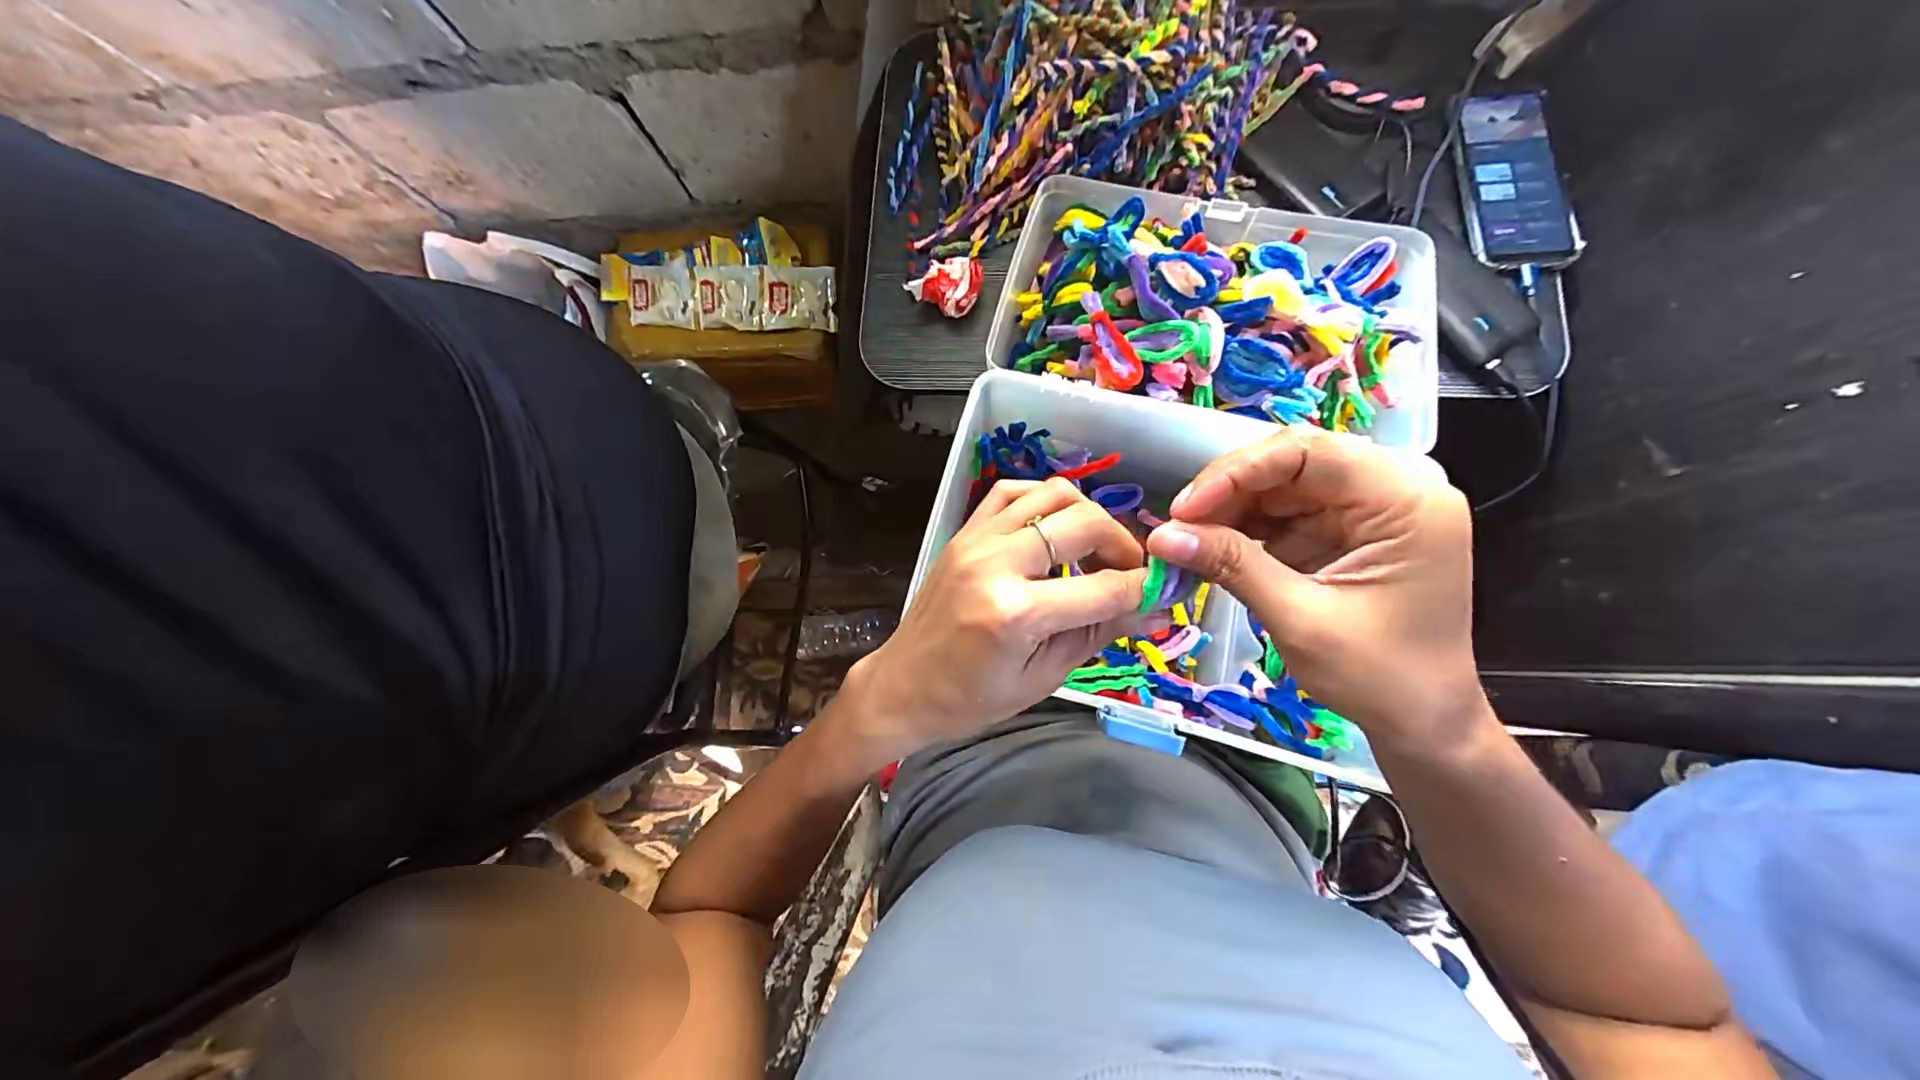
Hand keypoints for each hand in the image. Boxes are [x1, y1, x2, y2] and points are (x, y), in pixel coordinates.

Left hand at [845, 477, 1159, 755]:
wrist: (902, 687)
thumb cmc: (971, 699)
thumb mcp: (1042, 678)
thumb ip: (1098, 634)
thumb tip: (1153, 606)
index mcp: (1017, 614)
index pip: (1105, 588)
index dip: (1144, 588)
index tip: (1161, 591)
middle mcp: (997, 564)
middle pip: (1085, 524)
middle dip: (1123, 546)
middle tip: (1128, 572)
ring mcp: (976, 541)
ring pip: (1053, 494)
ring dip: (1088, 516)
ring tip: (1094, 549)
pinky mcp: (964, 533)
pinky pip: (1012, 491)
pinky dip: (1044, 498)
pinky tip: (1056, 525)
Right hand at [1144, 426, 1484, 749]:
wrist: (1420, 721)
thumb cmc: (1378, 677)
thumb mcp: (1299, 619)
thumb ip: (1232, 567)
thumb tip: (1161, 537)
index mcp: (1405, 500)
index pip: (1309, 452)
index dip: (1237, 472)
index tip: (1185, 509)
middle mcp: (1392, 489)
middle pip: (1292, 462)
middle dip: (1229, 491)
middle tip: (1179, 525)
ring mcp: (1368, 508)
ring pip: (1280, 485)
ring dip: (1229, 510)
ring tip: (1187, 540)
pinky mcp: (1345, 529)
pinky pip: (1283, 511)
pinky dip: (1243, 527)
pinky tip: (1210, 546)